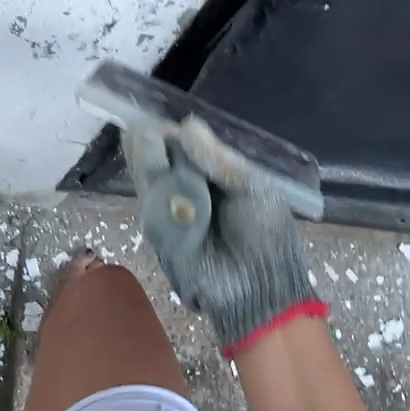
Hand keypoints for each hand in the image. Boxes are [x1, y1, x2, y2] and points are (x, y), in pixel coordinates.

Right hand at [123, 116, 325, 355]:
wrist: (260, 286)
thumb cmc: (265, 234)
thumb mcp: (251, 187)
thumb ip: (217, 159)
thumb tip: (186, 124)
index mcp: (212, 176)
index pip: (182, 147)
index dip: (170, 135)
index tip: (161, 123)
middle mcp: (187, 191)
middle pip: (158, 161)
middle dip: (149, 145)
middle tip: (144, 131)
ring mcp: (170, 213)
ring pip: (149, 180)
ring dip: (146, 162)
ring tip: (145, 144)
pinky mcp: (159, 235)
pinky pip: (151, 209)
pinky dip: (155, 194)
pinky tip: (155, 175)